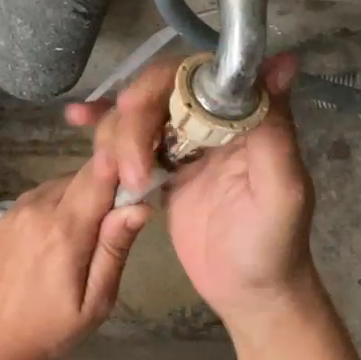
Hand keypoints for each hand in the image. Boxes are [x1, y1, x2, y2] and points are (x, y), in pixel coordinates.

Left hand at [0, 153, 148, 359]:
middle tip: (116, 223)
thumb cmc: (51, 331)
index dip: (123, 170)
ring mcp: (17, 209)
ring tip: (88, 235)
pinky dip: (59, 203)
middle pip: (83, 175)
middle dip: (106, 187)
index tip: (140, 185)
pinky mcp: (4, 215)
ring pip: (63, 182)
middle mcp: (38, 209)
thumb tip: (141, 206)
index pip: (100, 173)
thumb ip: (115, 249)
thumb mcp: (95, 301)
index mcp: (64, 230)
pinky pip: (42, 194)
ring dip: (82, 196)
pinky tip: (61, 235)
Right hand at [66, 55, 316, 326]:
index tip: (133, 105)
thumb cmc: (273, 246)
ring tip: (111, 174)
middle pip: (159, 95)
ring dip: (116, 136)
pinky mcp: (161, 168)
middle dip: (132, 121)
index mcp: (244, 119)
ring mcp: (184, 144)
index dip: (161, 83)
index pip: (197, 78)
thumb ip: (274, 129)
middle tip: (123, 163)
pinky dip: (104, 130)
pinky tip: (78, 118)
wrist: (248, 295)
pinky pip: (130, 140)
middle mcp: (212, 123)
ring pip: (139, 116)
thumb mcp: (282, 189)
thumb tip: (282, 63)